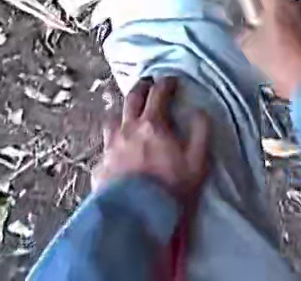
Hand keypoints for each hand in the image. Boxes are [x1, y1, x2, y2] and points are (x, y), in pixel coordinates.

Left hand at [93, 77, 211, 199]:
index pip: (159, 93)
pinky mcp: (100, 167)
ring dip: (122, 113)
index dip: (167, 83)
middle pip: (132, 98)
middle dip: (142, 87)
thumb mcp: (196, 163)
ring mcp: (111, 147)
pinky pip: (105, 147)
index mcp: (152, 124)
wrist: (134, 221)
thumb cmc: (168, 190)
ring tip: (128, 116)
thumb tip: (200, 111)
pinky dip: (113, 143)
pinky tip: (116, 151)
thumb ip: (200, 132)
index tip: (172, 80)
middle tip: (148, 83)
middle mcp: (128, 128)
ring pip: (113, 118)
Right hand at [238, 0, 300, 99]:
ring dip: (284, 26)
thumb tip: (242, 33)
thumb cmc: (285, 64)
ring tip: (277, 49)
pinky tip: (292, 58)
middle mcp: (295, 5)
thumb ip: (244, 36)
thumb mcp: (253, 51)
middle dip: (269, 11)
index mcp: (276, 3)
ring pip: (292, 15)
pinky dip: (297, 38)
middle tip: (259, 29)